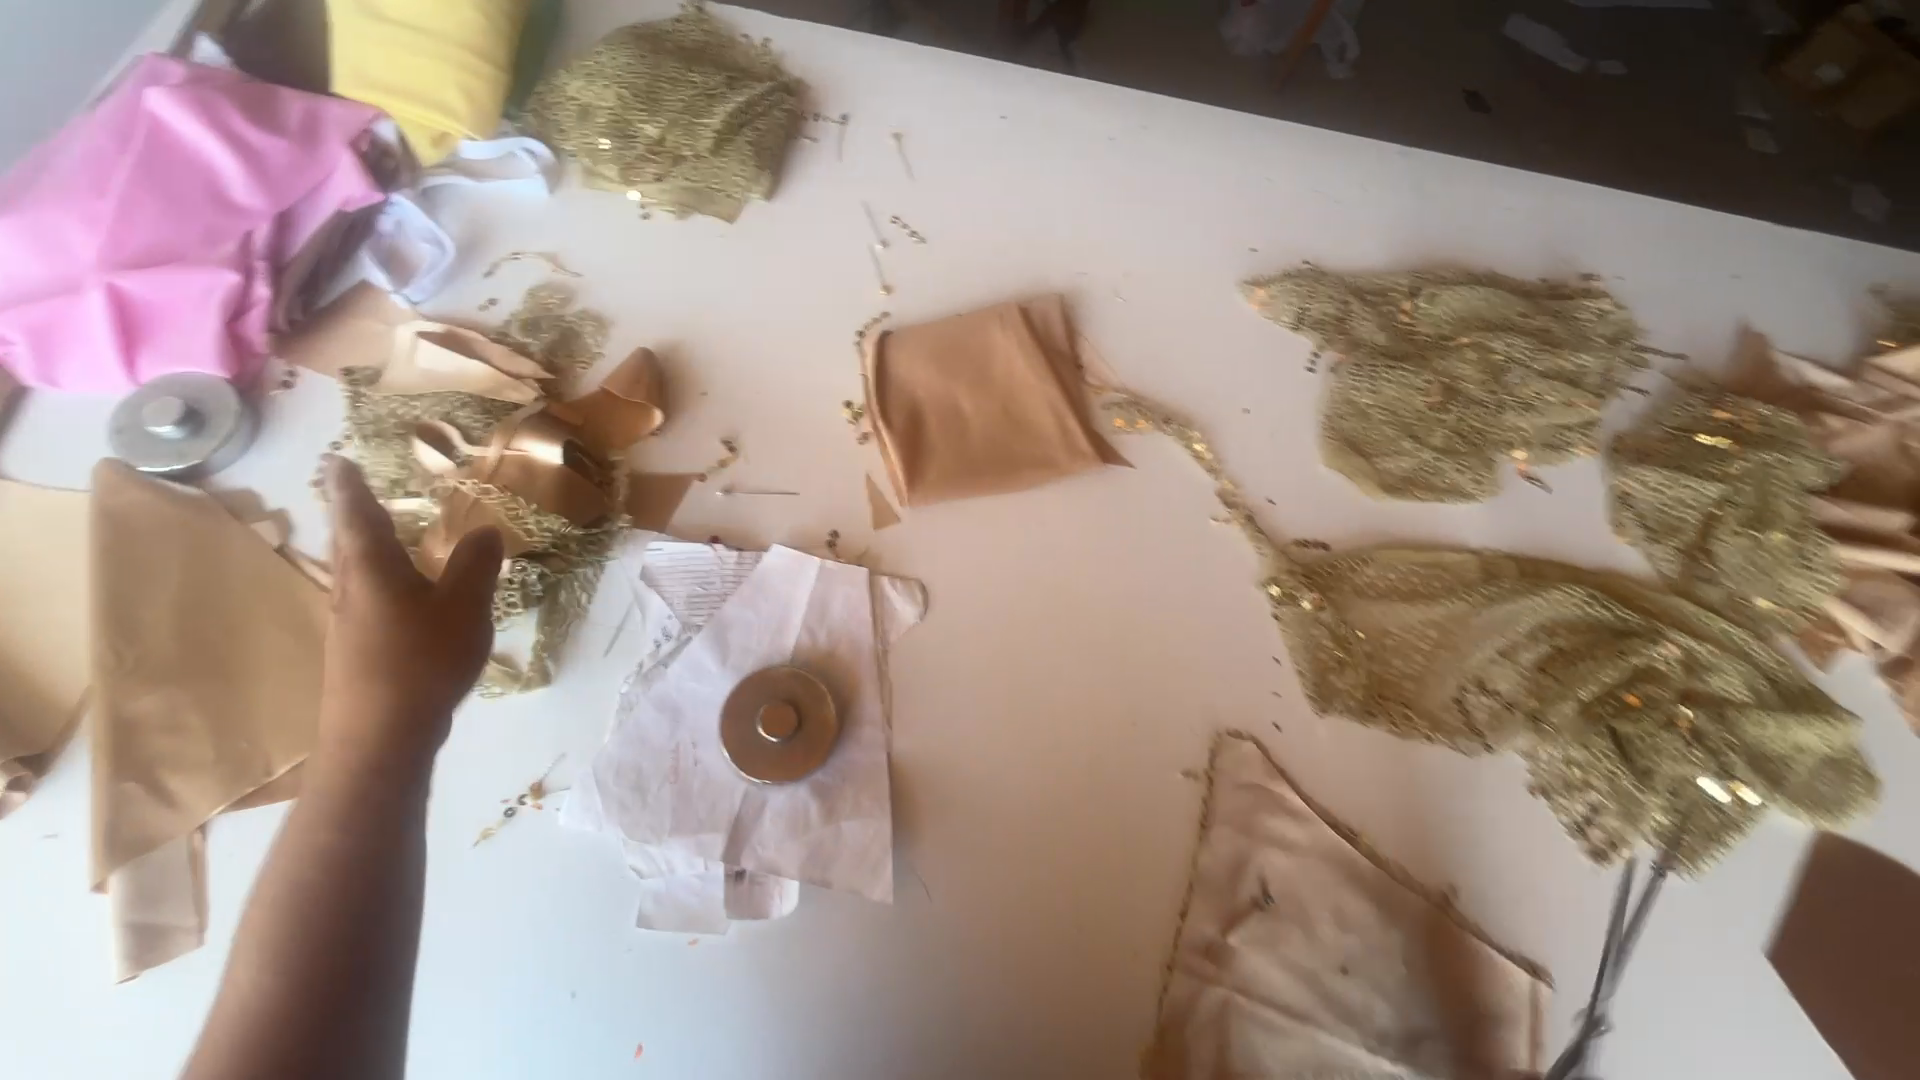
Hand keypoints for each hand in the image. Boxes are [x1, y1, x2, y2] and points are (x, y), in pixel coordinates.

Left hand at [315, 455, 503, 777]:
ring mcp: (349, 623)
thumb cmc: (422, 660)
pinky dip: (377, 580)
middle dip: (349, 513)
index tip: (336, 459)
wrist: (380, 736)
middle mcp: (351, 589)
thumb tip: (485, 529)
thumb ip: (475, 565)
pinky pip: (365, 598)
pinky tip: (397, 596)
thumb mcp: (464, 607)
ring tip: (377, 534)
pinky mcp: (357, 650)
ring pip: (353, 572)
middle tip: (348, 489)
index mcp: (373, 569)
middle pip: (347, 542)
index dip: (349, 485)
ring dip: (362, 548)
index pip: (357, 514)